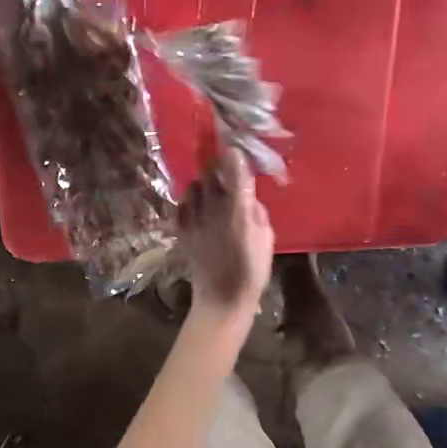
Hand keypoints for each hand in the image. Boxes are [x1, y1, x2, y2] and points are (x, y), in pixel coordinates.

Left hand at [178, 149, 273, 312]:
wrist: (221, 300)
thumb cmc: (251, 272)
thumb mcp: (266, 239)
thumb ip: (256, 212)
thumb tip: (247, 197)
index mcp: (239, 211)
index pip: (235, 172)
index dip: (234, 156)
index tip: (236, 147)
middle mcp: (213, 209)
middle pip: (210, 173)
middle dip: (217, 165)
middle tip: (225, 166)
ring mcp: (193, 219)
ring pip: (194, 186)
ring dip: (203, 183)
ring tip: (211, 189)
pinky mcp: (180, 230)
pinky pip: (181, 204)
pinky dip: (189, 201)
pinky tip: (197, 207)